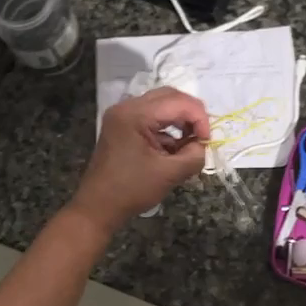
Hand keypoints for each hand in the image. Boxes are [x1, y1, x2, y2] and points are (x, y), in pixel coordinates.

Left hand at [70, 87, 211, 229]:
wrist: (98, 208)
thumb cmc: (131, 191)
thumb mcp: (170, 174)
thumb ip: (194, 155)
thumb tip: (202, 145)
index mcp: (134, 114)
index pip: (178, 102)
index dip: (199, 119)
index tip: (208, 141)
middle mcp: (126, 107)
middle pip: (169, 97)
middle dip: (191, 115)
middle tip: (202, 137)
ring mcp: (122, 116)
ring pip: (161, 105)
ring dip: (179, 121)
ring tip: (189, 144)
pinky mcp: (122, 127)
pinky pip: (151, 117)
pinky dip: (167, 129)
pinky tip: (174, 149)